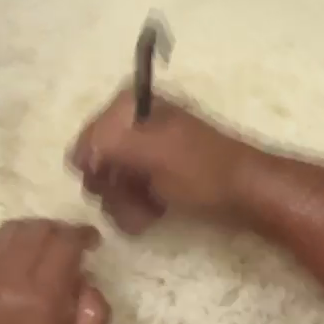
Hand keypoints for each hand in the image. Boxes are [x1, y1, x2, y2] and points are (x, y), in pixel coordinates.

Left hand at [0, 220, 111, 323]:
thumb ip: (94, 317)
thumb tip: (90, 282)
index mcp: (43, 296)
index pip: (65, 242)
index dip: (83, 234)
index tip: (94, 241)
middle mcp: (9, 277)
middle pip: (36, 229)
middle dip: (59, 230)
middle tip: (71, 244)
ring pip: (8, 231)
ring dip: (31, 230)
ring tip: (43, 245)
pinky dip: (1, 241)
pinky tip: (10, 254)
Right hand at [69, 88, 264, 234]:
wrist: (245, 194)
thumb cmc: (202, 171)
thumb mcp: (152, 152)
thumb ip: (108, 145)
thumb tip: (78, 153)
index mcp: (133, 107)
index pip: (86, 138)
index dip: (94, 166)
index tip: (109, 181)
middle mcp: (134, 126)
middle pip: (95, 165)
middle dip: (111, 189)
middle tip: (134, 198)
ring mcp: (144, 155)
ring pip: (110, 186)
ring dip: (124, 204)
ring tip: (148, 212)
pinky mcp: (153, 179)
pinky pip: (127, 197)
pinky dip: (136, 210)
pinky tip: (153, 216)